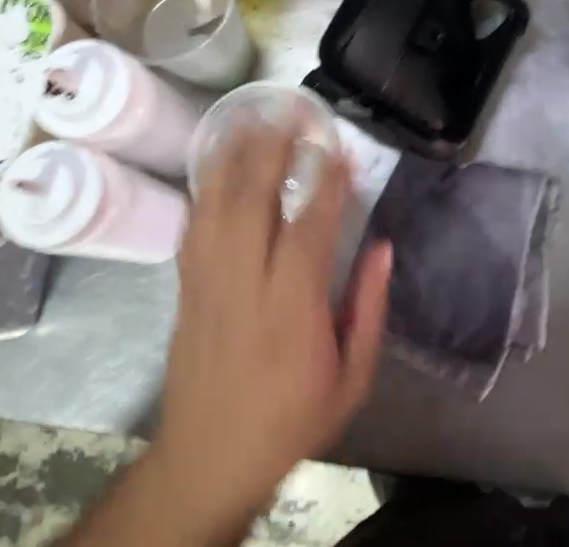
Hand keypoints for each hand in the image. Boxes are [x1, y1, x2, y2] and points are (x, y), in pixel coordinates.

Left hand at [149, 122, 392, 538]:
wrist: (209, 456)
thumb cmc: (292, 417)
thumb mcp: (351, 378)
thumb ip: (369, 309)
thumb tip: (383, 247)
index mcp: (291, 312)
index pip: (307, 230)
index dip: (324, 182)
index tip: (337, 146)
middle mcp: (243, 287)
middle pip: (252, 202)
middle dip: (272, 149)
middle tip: (292, 112)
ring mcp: (206, 283)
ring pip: (216, 205)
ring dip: (235, 156)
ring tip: (254, 116)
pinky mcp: (185, 286)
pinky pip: (193, 224)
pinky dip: (206, 186)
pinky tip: (217, 159)